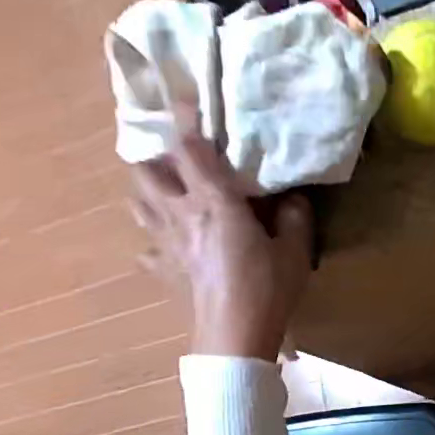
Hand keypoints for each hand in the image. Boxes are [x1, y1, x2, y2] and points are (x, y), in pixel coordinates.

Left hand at [131, 134, 313, 358]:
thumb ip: (294, 219)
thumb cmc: (267, 290)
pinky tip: (170, 246)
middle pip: (146, 170)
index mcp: (214, 203)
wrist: (235, 337)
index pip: (190, 148)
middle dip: (155, 155)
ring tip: (169, 192)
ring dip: (149, 191)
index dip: (186, 119)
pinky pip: (148, 248)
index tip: (185, 97)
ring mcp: (167, 243)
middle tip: (177, 156)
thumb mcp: (295, 253)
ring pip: (139, 203)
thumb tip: (292, 198)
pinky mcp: (166, 270)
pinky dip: (154, 241)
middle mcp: (181, 214)